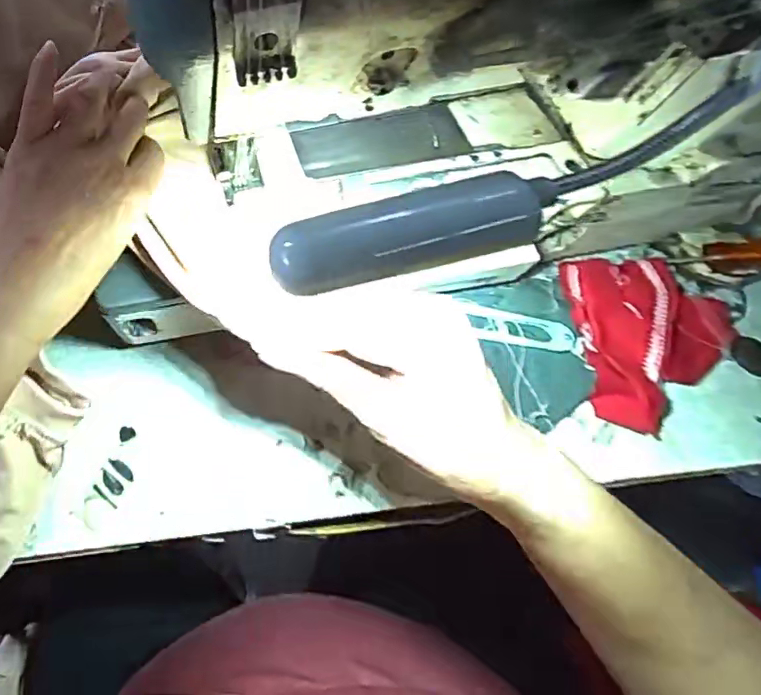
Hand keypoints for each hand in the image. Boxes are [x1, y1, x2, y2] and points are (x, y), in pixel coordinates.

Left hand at [0, 42, 166, 344]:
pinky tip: (51, 48)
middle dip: (133, 110)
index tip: (138, 155)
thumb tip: (124, 180)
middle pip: (130, 115)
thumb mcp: (116, 241)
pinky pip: (40, 100)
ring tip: (105, 82)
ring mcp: (65, 147)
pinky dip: (43, 72)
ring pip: (94, 98)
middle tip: (128, 107)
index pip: (154, 150)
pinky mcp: (28, 144)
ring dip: (102, 88)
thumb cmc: (70, 280)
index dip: (146, 151)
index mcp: (135, 190)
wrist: (14, 285)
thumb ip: (125, 201)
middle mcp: (107, 158)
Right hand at [249, 312, 574, 511]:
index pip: (345, 322)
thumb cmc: (448, 447)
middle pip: (350, 305)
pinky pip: (372, 308)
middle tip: (262, 326)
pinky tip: (319, 329)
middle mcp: (429, 308)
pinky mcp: (426, 313)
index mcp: (425, 334)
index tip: (257, 331)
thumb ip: (326, 374)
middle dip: (305, 317)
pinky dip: (343, 319)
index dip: (298, 327)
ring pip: (357, 303)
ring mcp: (429, 307)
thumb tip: (272, 347)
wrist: (503, 457)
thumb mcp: (382, 416)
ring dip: (320, 315)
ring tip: (281, 326)